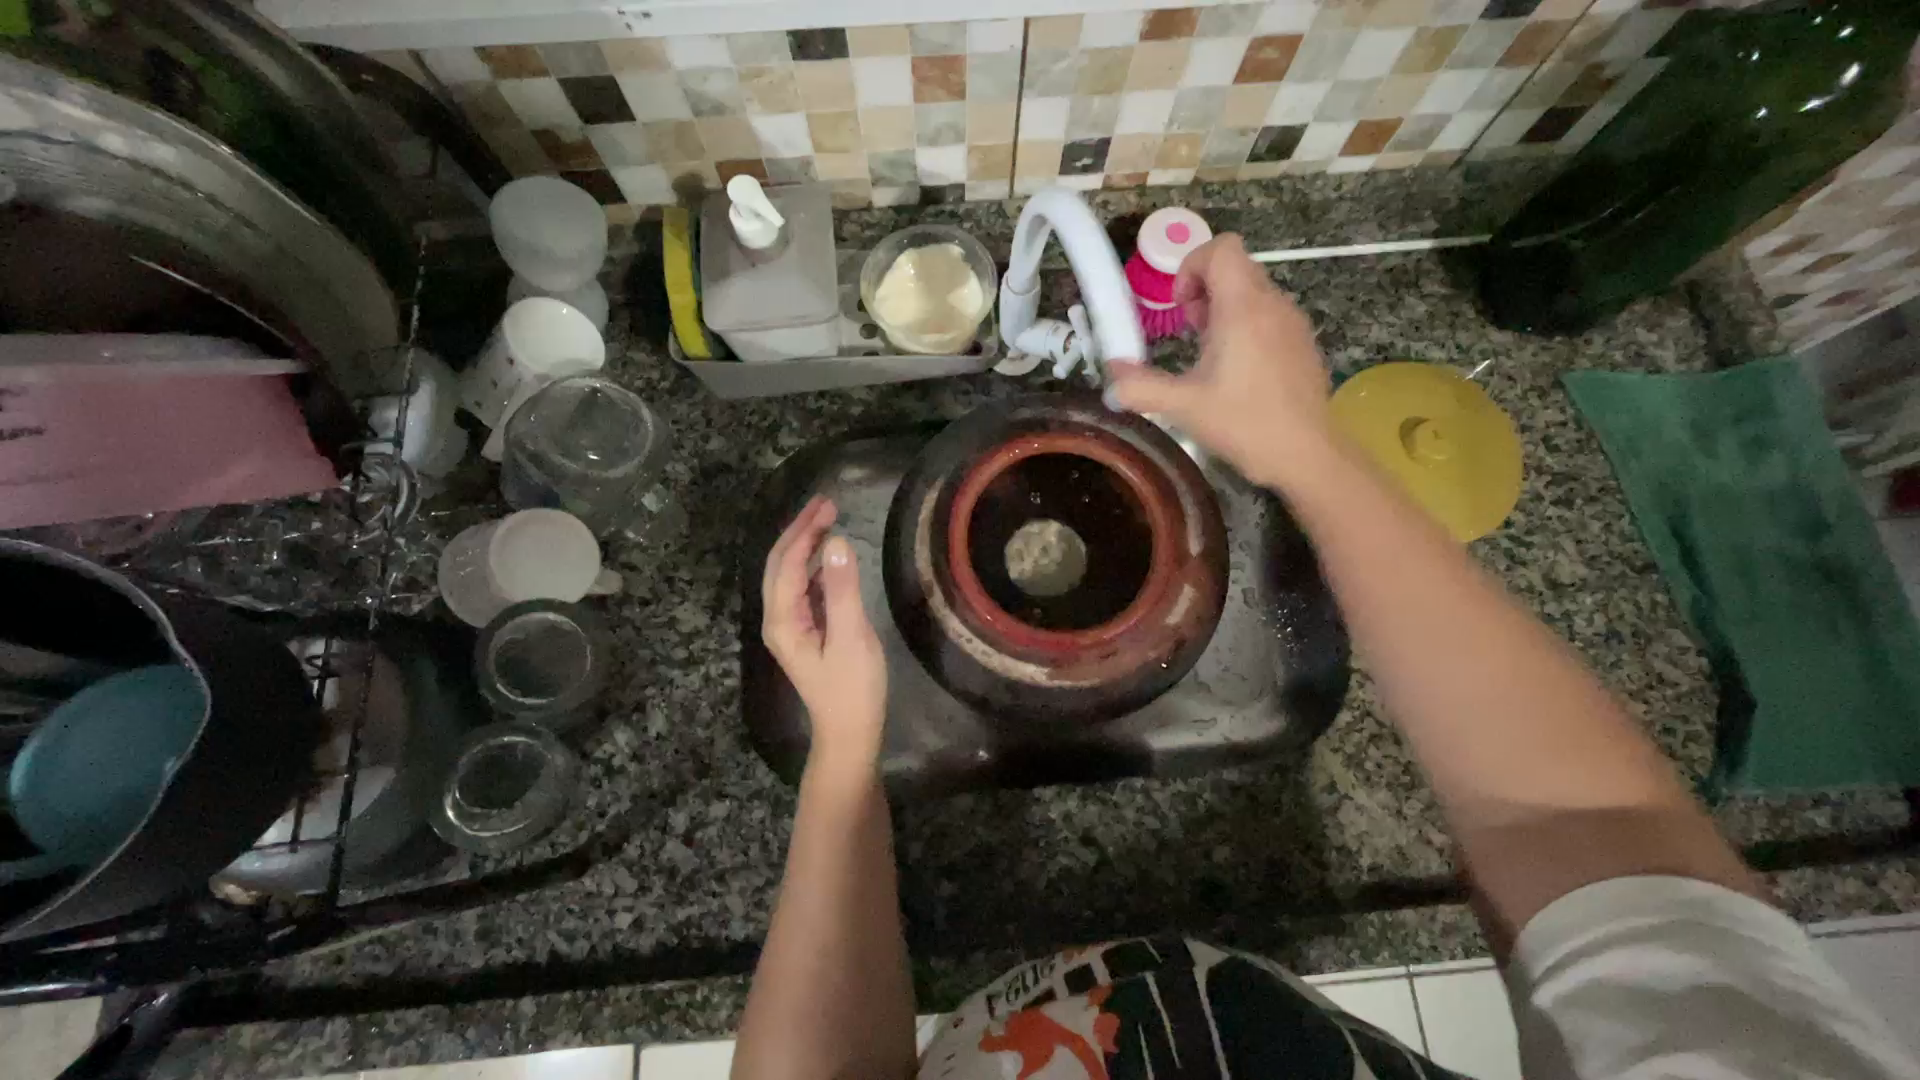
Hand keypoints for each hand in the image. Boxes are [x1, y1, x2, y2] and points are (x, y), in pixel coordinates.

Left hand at [760, 496, 886, 775]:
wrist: (850, 732)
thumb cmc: (852, 688)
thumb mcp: (851, 636)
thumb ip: (843, 589)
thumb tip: (837, 542)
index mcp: (782, 620)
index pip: (786, 563)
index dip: (803, 531)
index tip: (827, 505)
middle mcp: (777, 619)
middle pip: (780, 565)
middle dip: (800, 532)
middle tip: (826, 504)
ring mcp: (789, 627)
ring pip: (790, 576)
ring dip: (806, 547)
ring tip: (830, 522)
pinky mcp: (804, 632)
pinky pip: (803, 590)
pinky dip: (814, 568)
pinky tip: (832, 559)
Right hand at [1105, 234, 1334, 490]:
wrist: (1305, 454)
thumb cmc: (1244, 424)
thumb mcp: (1183, 407)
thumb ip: (1140, 386)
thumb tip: (1111, 377)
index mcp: (1242, 308)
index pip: (1221, 248)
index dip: (1191, 267)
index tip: (1179, 308)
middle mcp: (1272, 304)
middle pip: (1235, 267)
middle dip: (1204, 290)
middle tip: (1190, 332)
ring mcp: (1293, 322)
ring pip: (1253, 292)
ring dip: (1225, 310)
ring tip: (1210, 355)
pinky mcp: (1303, 343)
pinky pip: (1270, 315)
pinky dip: (1247, 327)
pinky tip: (1238, 372)